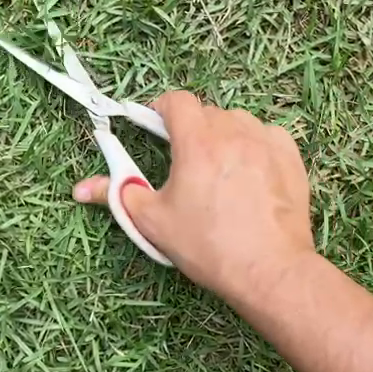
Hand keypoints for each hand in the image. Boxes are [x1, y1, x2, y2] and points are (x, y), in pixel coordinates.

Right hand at [74, 91, 318, 309]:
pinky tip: (248, 173)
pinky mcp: (291, 158)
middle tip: (181, 160)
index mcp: (196, 142)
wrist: (270, 270)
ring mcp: (267, 142)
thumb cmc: (207, 245)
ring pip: (236, 122)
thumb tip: (81, 189)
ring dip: (221, 135)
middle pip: (205, 112)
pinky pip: (266, 135)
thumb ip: (117, 194)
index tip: (154, 126)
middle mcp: (233, 132)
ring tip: (215, 168)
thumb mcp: (153, 220)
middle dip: (189, 128)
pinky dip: (253, 145)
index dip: (160, 108)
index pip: (176, 100)